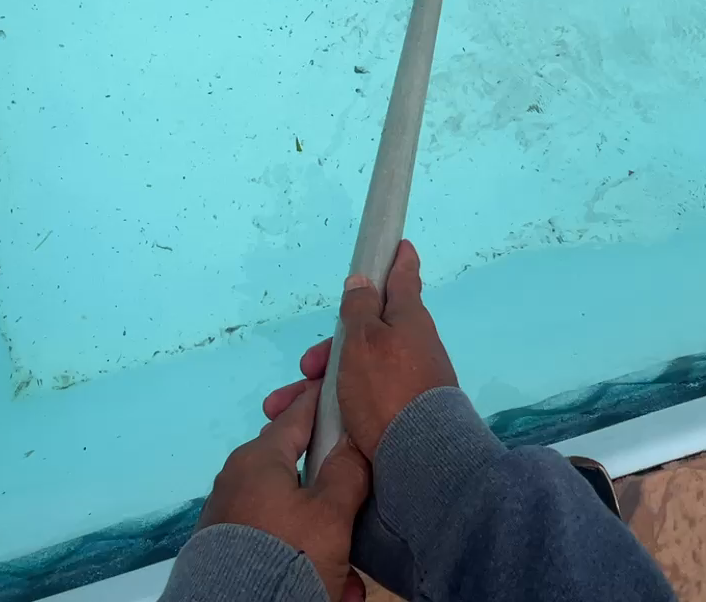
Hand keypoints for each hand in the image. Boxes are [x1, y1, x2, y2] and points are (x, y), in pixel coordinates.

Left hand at [202, 379, 370, 601]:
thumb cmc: (286, 554)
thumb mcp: (330, 515)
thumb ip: (347, 471)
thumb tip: (352, 440)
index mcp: (259, 456)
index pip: (299, 413)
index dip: (324, 400)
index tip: (344, 390)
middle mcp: (239, 478)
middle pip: (295, 466)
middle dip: (329, 488)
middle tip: (357, 502)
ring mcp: (230, 514)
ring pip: (290, 514)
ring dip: (321, 537)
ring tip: (346, 572)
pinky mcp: (226, 549)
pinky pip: (275, 541)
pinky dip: (301, 556)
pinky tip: (328, 587)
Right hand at [264, 240, 457, 460]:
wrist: (422, 461)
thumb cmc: (388, 388)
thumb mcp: (364, 339)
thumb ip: (359, 308)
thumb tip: (362, 282)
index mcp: (408, 319)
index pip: (405, 279)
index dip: (399, 260)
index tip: (400, 245)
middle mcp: (412, 347)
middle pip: (366, 333)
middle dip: (330, 347)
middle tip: (306, 367)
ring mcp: (408, 382)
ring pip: (357, 370)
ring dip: (320, 383)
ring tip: (283, 407)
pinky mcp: (399, 416)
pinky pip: (360, 400)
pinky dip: (333, 406)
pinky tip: (310, 426)